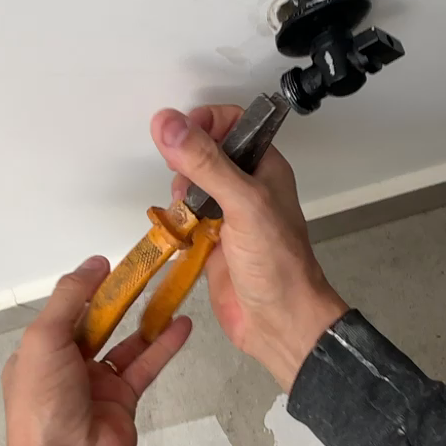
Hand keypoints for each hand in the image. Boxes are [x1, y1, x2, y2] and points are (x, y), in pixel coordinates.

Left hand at [0, 255, 192, 445]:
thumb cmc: (46, 400)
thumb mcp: (44, 340)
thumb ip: (69, 297)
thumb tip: (95, 262)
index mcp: (37, 353)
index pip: (64, 311)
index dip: (87, 287)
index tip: (113, 264)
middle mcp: (65, 365)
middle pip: (96, 322)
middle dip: (119, 298)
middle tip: (148, 269)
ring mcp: (96, 383)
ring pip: (124, 342)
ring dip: (146, 318)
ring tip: (172, 288)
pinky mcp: (124, 399)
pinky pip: (145, 364)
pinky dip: (164, 344)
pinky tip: (183, 324)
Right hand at [152, 106, 348, 390]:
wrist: (279, 323)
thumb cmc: (275, 260)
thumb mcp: (242, 202)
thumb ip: (205, 162)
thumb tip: (167, 122)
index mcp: (264, 166)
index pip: (232, 123)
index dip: (204, 122)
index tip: (181, 138)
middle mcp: (246, 185)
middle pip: (205, 151)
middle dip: (186, 159)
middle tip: (184, 182)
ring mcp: (228, 214)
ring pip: (191, 185)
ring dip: (180, 192)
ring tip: (184, 211)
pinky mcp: (212, 241)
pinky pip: (186, 218)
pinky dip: (177, 220)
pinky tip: (180, 232)